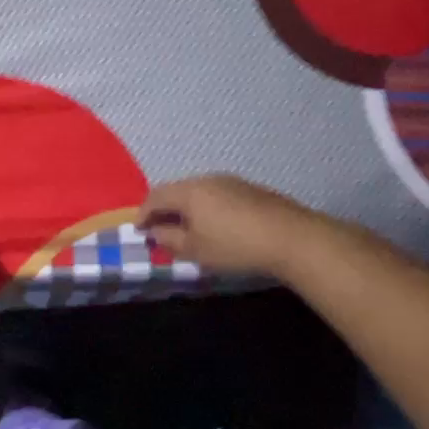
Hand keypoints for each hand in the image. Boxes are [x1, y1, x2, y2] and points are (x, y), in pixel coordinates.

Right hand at [137, 174, 318, 276]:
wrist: (291, 237)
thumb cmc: (234, 245)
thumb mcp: (195, 249)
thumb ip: (169, 240)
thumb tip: (155, 232)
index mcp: (189, 191)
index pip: (155, 196)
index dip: (143, 214)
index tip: (138, 231)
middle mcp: (208, 179)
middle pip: (176, 190)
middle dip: (164, 210)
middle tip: (159, 230)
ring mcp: (232, 182)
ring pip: (198, 192)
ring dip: (186, 209)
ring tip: (186, 230)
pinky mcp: (250, 190)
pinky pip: (217, 195)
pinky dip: (206, 208)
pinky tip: (214, 226)